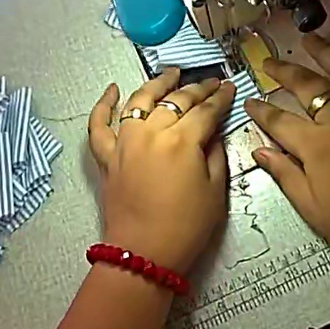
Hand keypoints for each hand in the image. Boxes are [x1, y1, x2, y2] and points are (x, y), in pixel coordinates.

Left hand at [87, 67, 235, 272]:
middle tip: (210, 82)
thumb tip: (213, 134)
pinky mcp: (107, 156)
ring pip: (140, 101)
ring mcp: (125, 142)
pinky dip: (104, 105)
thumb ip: (215, 154)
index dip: (220, 97)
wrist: (143, 254)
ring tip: (170, 73)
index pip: (206, 110)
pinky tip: (113, 90)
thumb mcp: (215, 190)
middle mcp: (151, 132)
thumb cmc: (185, 227)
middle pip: (176, 100)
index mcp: (182, 140)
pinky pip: (100, 125)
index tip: (229, 87)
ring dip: (156, 84)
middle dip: (197, 88)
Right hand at [245, 35, 329, 272]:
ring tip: (312, 38)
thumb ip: (285, 174)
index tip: (249, 102)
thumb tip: (260, 151)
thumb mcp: (313, 208)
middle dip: (285, 71)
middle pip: (309, 86)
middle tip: (270, 62)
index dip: (261, 111)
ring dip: (328, 51)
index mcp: (317, 145)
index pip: (279, 121)